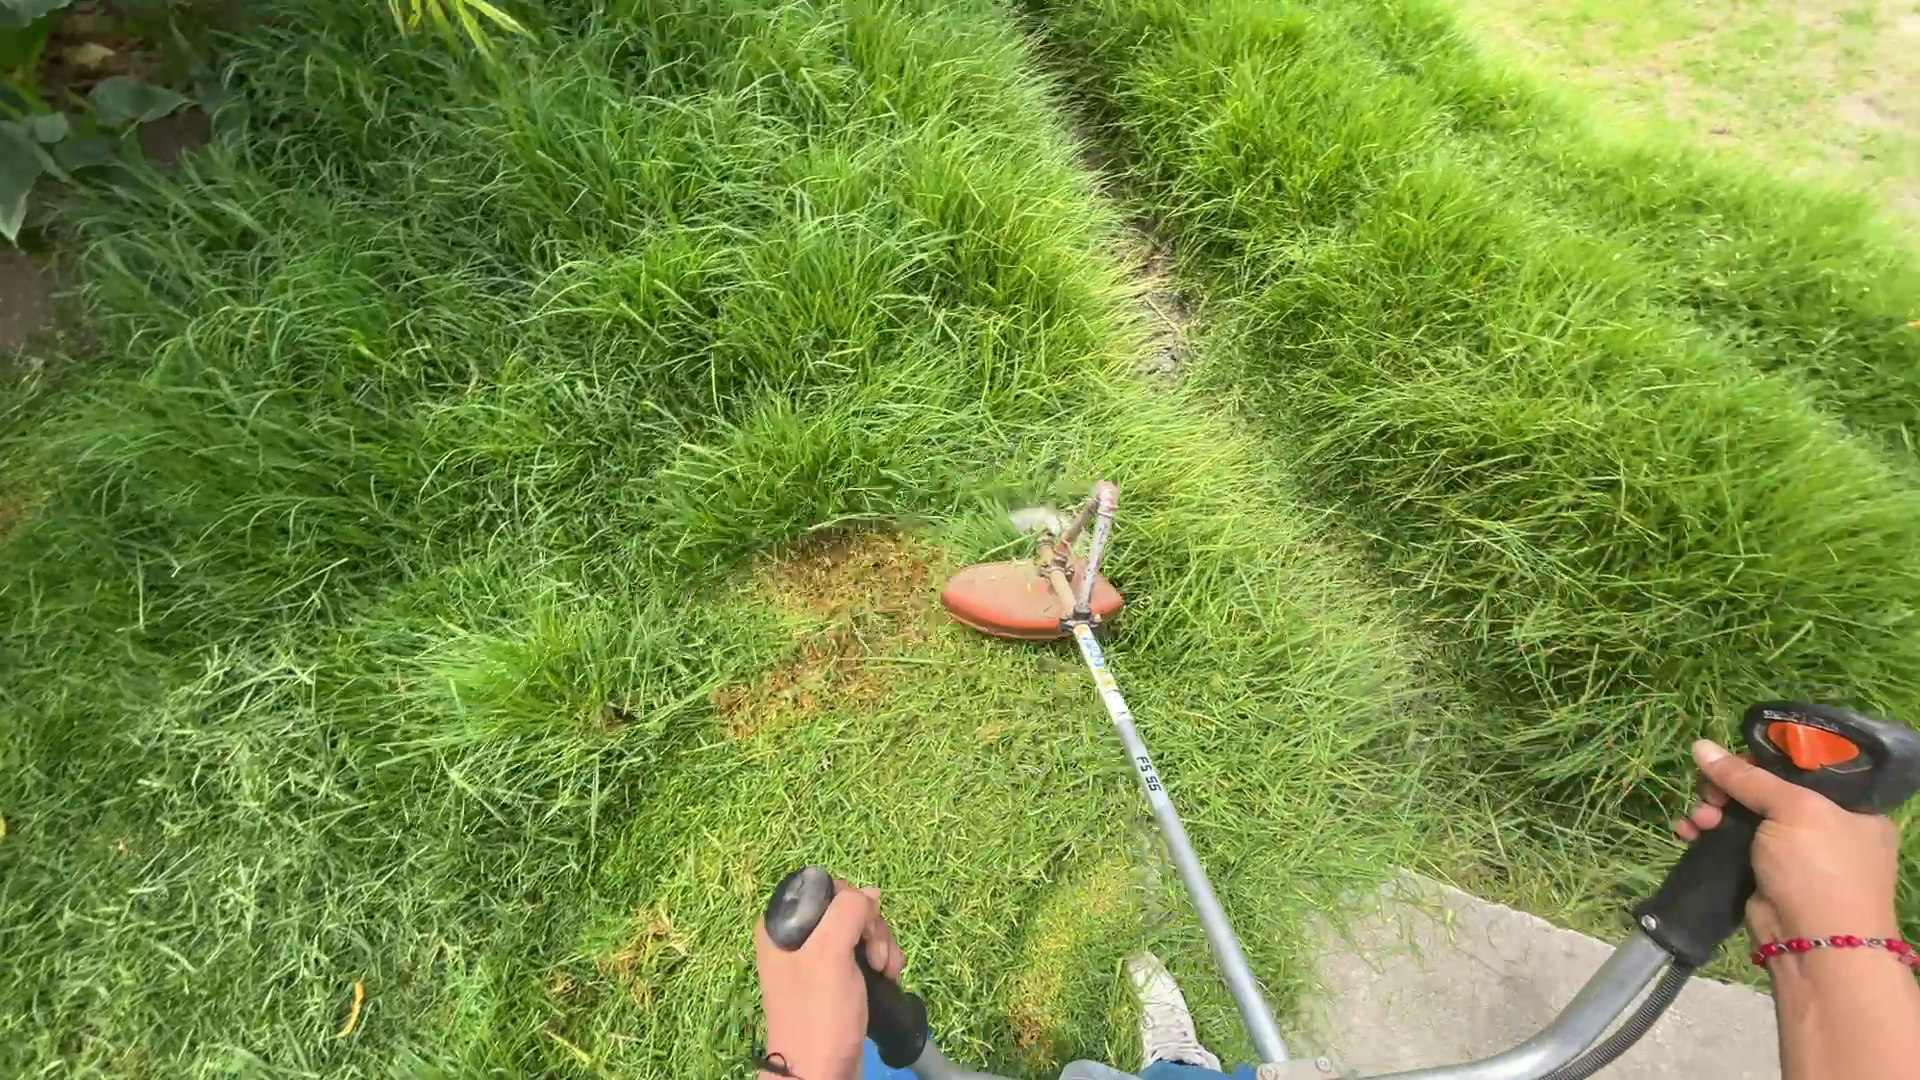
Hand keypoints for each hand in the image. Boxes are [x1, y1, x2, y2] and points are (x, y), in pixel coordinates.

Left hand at [755, 881, 905, 1079]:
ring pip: (861, 928)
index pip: (825, 887)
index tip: (862, 930)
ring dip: (882, 945)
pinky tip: (889, 976)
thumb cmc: (818, 1014)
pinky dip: (882, 958)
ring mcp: (817, 958)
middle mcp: (796, 937)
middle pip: (847, 907)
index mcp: (781, 924)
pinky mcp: (836, 978)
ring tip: (887, 972)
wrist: (822, 1078)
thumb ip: (848, 910)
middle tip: (876, 959)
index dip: (851, 902)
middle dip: (872, 928)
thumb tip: (870, 893)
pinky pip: (865, 950)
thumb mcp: (830, 952)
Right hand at [1675, 739, 1900, 942]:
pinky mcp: (1758, 862)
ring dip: (1707, 809)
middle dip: (1723, 788)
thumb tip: (1700, 745)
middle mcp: (1820, 824)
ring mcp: (1788, 846)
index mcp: (1848, 808)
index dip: (1758, 761)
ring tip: (1698, 823)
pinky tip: (1688, 833)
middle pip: (1756, 787)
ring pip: (1734, 809)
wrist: (1814, 941)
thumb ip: (1746, 777)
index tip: (1731, 766)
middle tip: (1710, 798)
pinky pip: (1722, 834)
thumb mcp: (1793, 812)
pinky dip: (1702, 830)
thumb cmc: (1820, 870)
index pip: (1796, 767)